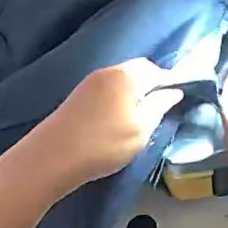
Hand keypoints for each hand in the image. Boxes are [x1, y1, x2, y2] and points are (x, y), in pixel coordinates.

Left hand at [9, 59, 184, 197]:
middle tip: (160, 110)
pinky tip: (118, 118)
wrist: (51, 158)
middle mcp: (108, 71)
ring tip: (140, 117)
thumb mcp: (142, 129)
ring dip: (135, 92)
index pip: (157, 70)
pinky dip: (119, 97)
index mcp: (127, 75)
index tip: (177, 103)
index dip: (170, 84)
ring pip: (122, 79)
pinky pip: (108, 88)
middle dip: (152, 85)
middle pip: (138, 70)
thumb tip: (173, 91)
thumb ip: (161, 106)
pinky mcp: (78, 95)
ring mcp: (90, 82)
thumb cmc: (104, 143)